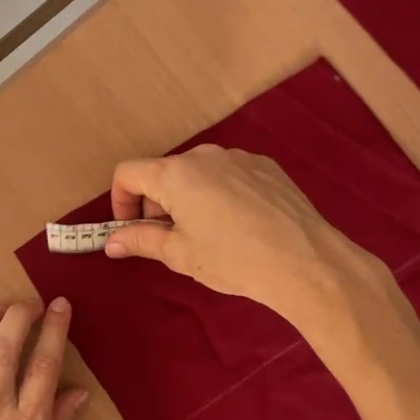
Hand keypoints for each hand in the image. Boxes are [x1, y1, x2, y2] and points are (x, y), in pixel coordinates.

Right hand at [104, 145, 390, 330]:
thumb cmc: (233, 259)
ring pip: (197, 174)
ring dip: (188, 199)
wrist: (306, 262)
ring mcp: (239, 158)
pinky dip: (220, 194)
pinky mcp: (266, 167)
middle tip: (170, 239)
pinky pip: (228, 175)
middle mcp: (204, 156)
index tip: (131, 229)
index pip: (128, 173)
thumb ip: (141, 240)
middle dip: (156, 203)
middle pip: (163, 173)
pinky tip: (239, 225)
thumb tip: (113, 242)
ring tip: (208, 234)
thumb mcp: (179, 254)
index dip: (120, 201)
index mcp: (175, 174)